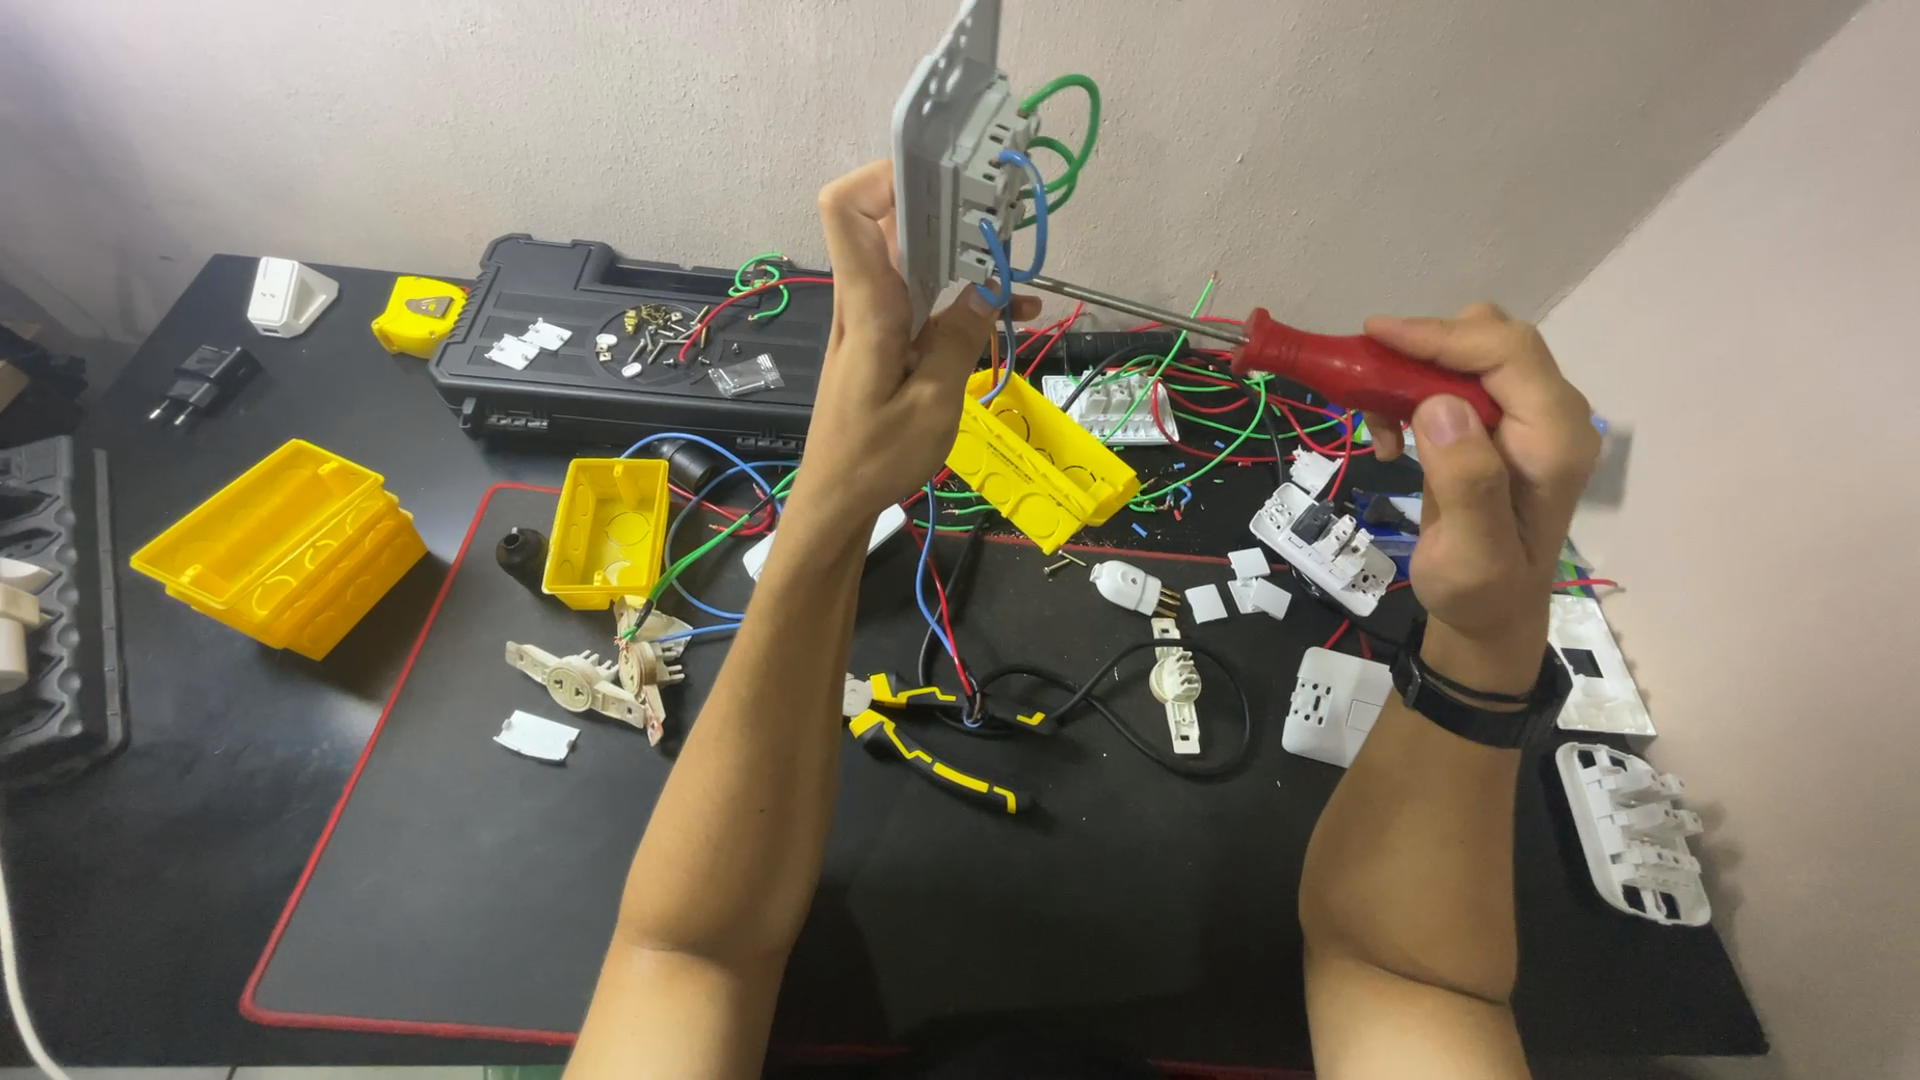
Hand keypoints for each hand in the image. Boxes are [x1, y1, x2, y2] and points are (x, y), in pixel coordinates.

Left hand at [783, 161, 1040, 541]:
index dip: (886, 175)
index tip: (944, 182)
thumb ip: (958, 341)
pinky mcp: (886, 344)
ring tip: (1015, 271)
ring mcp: (875, 322)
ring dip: (962, 258)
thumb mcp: (933, 405)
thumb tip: (985, 291)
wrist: (837, 498)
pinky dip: (959, 303)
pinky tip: (1007, 318)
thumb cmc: (877, 457)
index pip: (849, 208)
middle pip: (891, 225)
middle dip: (946, 211)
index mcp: (870, 307)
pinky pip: (922, 305)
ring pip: (914, 265)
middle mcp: (866, 302)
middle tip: (1000, 223)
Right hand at [1362, 304, 1599, 691]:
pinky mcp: (1496, 430)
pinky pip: (1452, 384)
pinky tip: (1393, 439)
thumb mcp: (1472, 551)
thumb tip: (1438, 404)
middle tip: (1367, 385)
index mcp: (1555, 439)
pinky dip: (1411, 397)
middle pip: (1491, 342)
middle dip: (1423, 350)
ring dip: (1411, 376)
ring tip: (1380, 428)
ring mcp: (1524, 421)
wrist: (1489, 615)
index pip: (1507, 353)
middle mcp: (1550, 417)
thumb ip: (1467, 479)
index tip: (1375, 334)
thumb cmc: (1479, 590)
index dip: (1440, 335)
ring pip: (1466, 357)